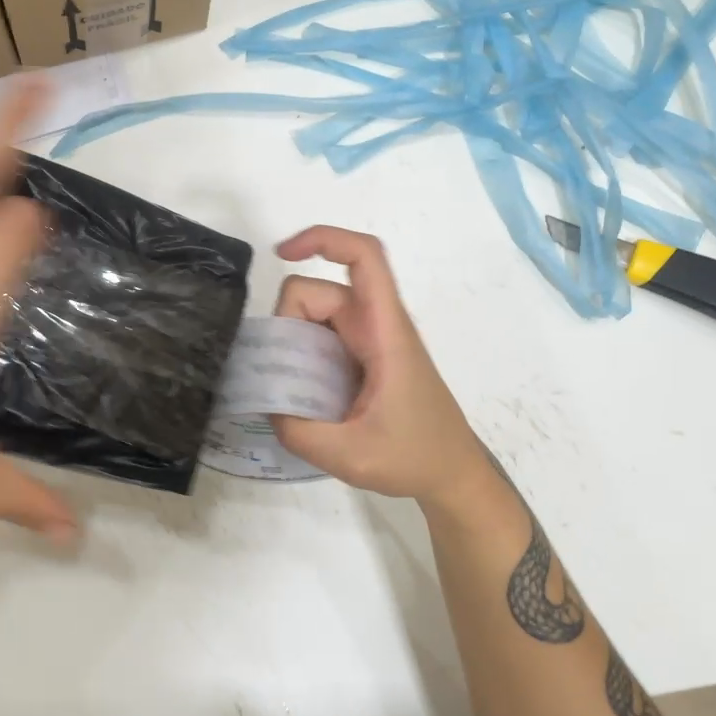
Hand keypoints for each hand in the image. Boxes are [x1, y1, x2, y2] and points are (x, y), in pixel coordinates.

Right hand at [269, 226, 493, 510]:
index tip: (281, 254)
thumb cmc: (414, 459)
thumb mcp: (349, 457)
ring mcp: (366, 340)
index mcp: (384, 331)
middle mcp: (374, 325)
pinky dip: (297, 357)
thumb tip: (261, 402)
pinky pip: (317, 338)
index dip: (323, 239)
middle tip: (282, 377)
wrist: (453, 476)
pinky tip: (296, 395)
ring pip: (311, 316)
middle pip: (316, 292)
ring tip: (290, 394)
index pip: (364, 257)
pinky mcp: (360, 357)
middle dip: (286, 323)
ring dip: (289, 344)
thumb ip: (296, 430)